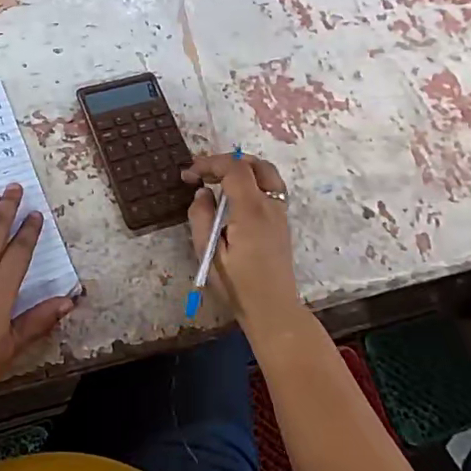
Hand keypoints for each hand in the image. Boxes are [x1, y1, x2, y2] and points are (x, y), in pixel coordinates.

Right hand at [182, 154, 302, 334]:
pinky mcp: (282, 222)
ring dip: (242, 169)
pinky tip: (235, 198)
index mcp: (251, 210)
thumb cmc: (237, 284)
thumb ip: (201, 216)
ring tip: (219, 180)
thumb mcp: (208, 252)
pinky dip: (252, 181)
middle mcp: (270, 205)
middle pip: (255, 164)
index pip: (234, 168)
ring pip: (267, 173)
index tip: (189, 175)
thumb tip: (202, 193)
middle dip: (227, 162)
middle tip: (204, 173)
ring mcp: (280, 213)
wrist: (272, 309)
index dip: (209, 164)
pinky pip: (270, 188)